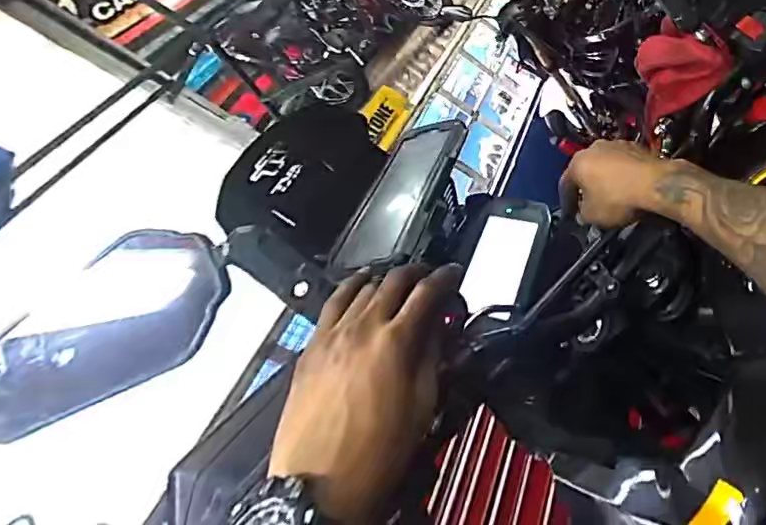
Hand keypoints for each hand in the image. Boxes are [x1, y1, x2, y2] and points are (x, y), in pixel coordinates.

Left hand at [269, 263, 464, 523]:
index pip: (428, 290)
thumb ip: (432, 357)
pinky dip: (351, 287)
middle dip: (419, 272)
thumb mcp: (421, 406)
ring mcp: (333, 336)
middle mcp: (363, 330)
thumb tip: (436, 331)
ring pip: (365, 285)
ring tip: (398, 284)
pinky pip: (332, 302)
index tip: (453, 275)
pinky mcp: (311, 349)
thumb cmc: (369, 460)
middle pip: (396, 278)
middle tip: (430, 278)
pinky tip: (359, 286)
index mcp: (395, 343)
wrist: (317, 492)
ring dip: (387, 279)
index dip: (447, 277)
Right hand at [561, 140, 679, 227]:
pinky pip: (624, 163)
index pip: (565, 183)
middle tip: (591, 203)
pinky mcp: (637, 147)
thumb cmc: (619, 198)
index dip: (567, 201)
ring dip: (607, 178)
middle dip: (588, 186)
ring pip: (605, 164)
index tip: (571, 212)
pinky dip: (624, 174)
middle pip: (586, 169)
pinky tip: (629, 189)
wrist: (654, 184)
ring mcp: (617, 145)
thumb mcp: (592, 215)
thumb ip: (582, 212)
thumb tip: (584, 211)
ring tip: (613, 197)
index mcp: (578, 162)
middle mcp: (595, 148)